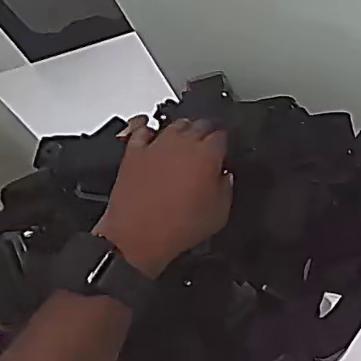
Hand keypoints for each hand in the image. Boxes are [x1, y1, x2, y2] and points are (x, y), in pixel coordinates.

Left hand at [95, 116, 232, 276]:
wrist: (138, 236)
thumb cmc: (177, 227)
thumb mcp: (218, 214)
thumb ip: (225, 188)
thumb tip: (224, 178)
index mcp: (207, 154)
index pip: (222, 135)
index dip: (224, 142)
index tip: (224, 149)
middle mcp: (182, 143)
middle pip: (200, 124)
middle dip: (207, 131)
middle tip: (209, 142)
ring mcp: (156, 145)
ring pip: (175, 124)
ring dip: (183, 129)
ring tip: (186, 139)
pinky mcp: (134, 152)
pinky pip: (142, 130)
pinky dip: (148, 129)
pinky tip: (150, 131)